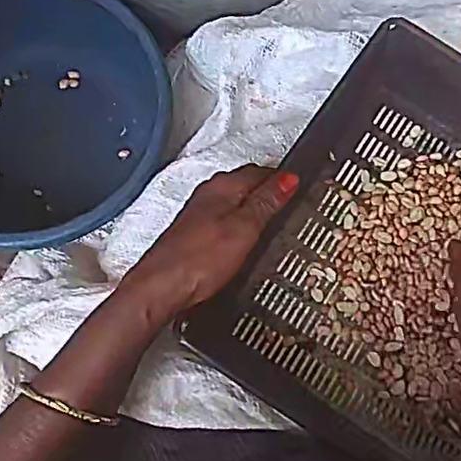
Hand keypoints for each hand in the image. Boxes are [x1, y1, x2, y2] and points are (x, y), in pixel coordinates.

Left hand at [117, 165, 298, 325]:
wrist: (161, 288)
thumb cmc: (198, 259)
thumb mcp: (244, 228)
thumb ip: (266, 202)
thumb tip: (288, 180)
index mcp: (222, 187)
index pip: (259, 172)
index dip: (281, 178)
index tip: (299, 185)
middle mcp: (207, 196)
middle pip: (244, 184)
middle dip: (268, 189)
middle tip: (291, 198)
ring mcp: (198, 216)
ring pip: (233, 202)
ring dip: (253, 206)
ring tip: (274, 218)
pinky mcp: (194, 237)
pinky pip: (224, 220)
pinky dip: (239, 223)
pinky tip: (246, 237)